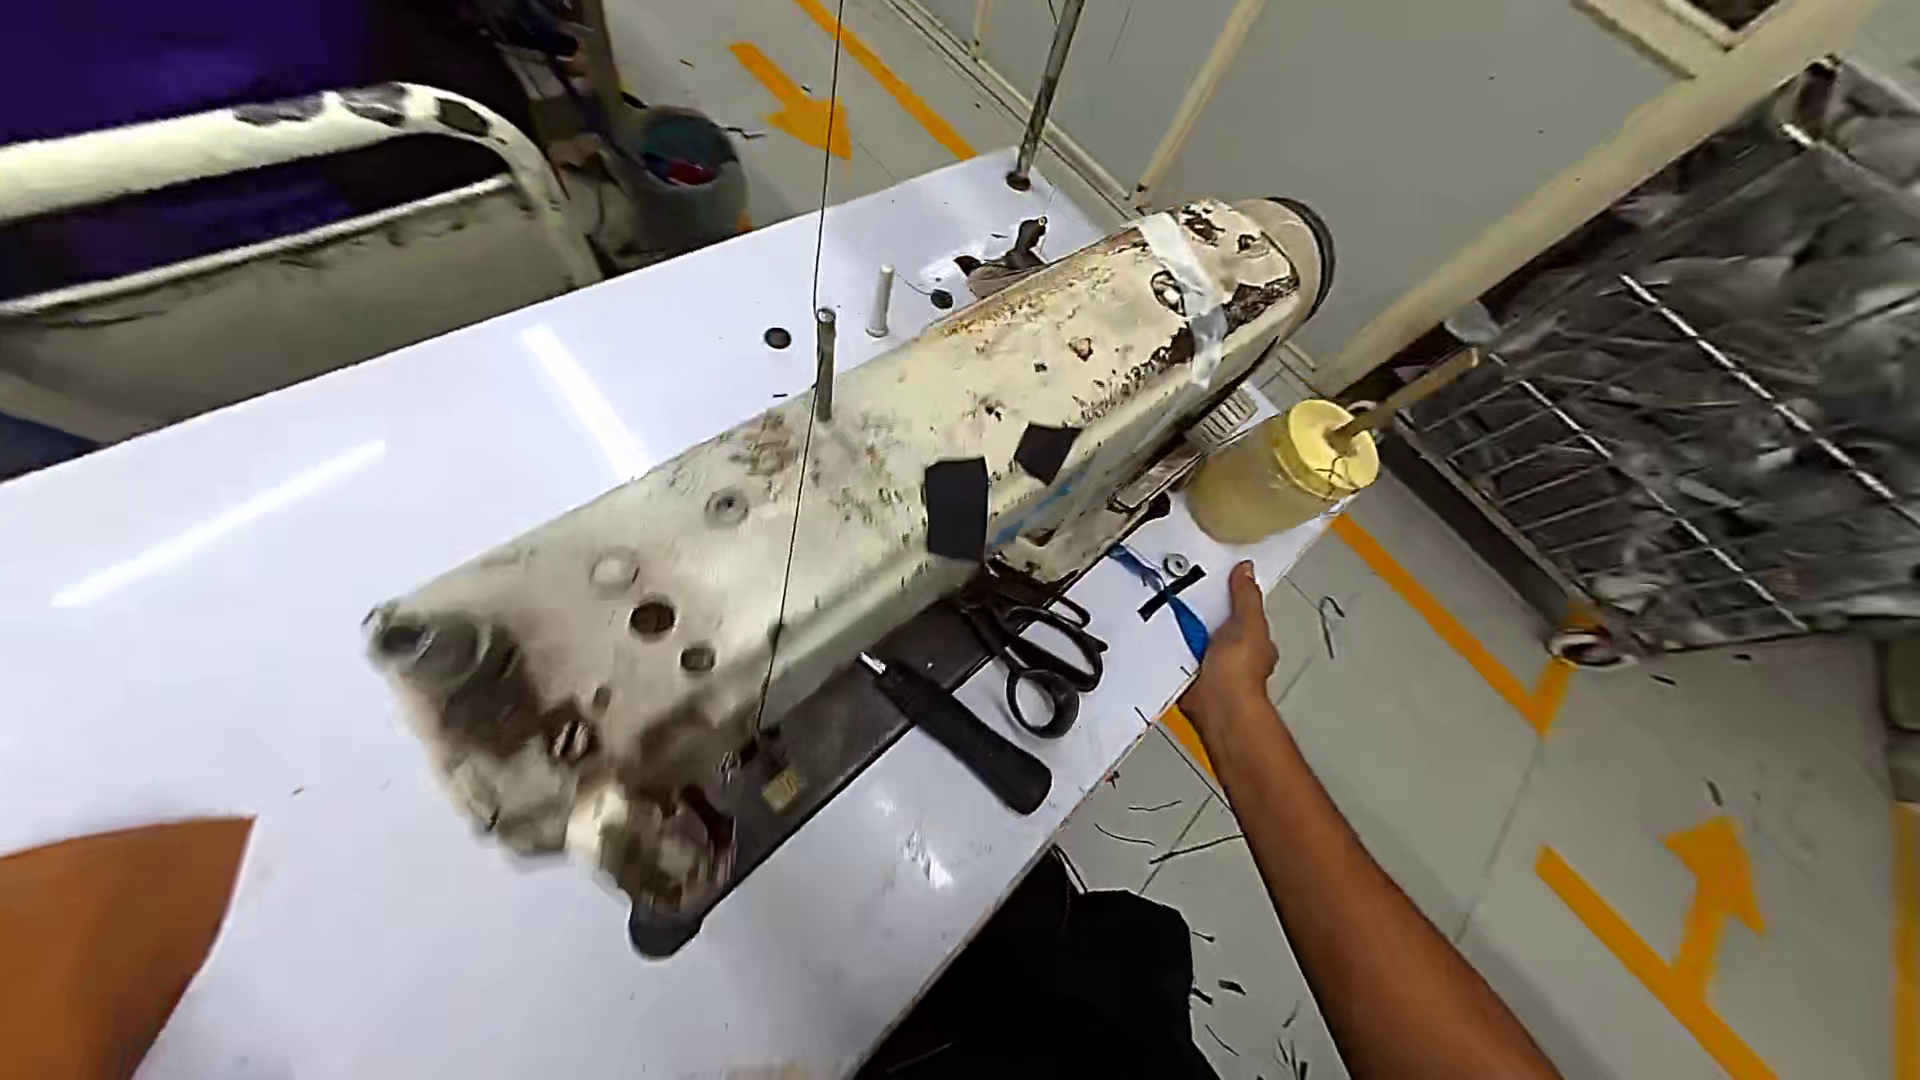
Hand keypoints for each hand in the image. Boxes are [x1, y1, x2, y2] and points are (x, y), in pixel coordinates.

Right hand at [1180, 561, 1277, 734]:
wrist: (1216, 704)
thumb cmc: (1241, 672)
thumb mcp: (1248, 623)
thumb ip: (1246, 596)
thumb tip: (1246, 570)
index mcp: (1251, 638)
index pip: (1238, 608)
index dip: (1224, 593)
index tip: (1207, 578)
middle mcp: (1230, 651)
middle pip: (1210, 619)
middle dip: (1196, 609)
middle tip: (1181, 593)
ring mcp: (1208, 661)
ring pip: (1190, 634)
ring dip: (1180, 627)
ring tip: (1168, 609)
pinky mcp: (1187, 670)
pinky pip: (1173, 650)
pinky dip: (1167, 644)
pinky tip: (1161, 634)